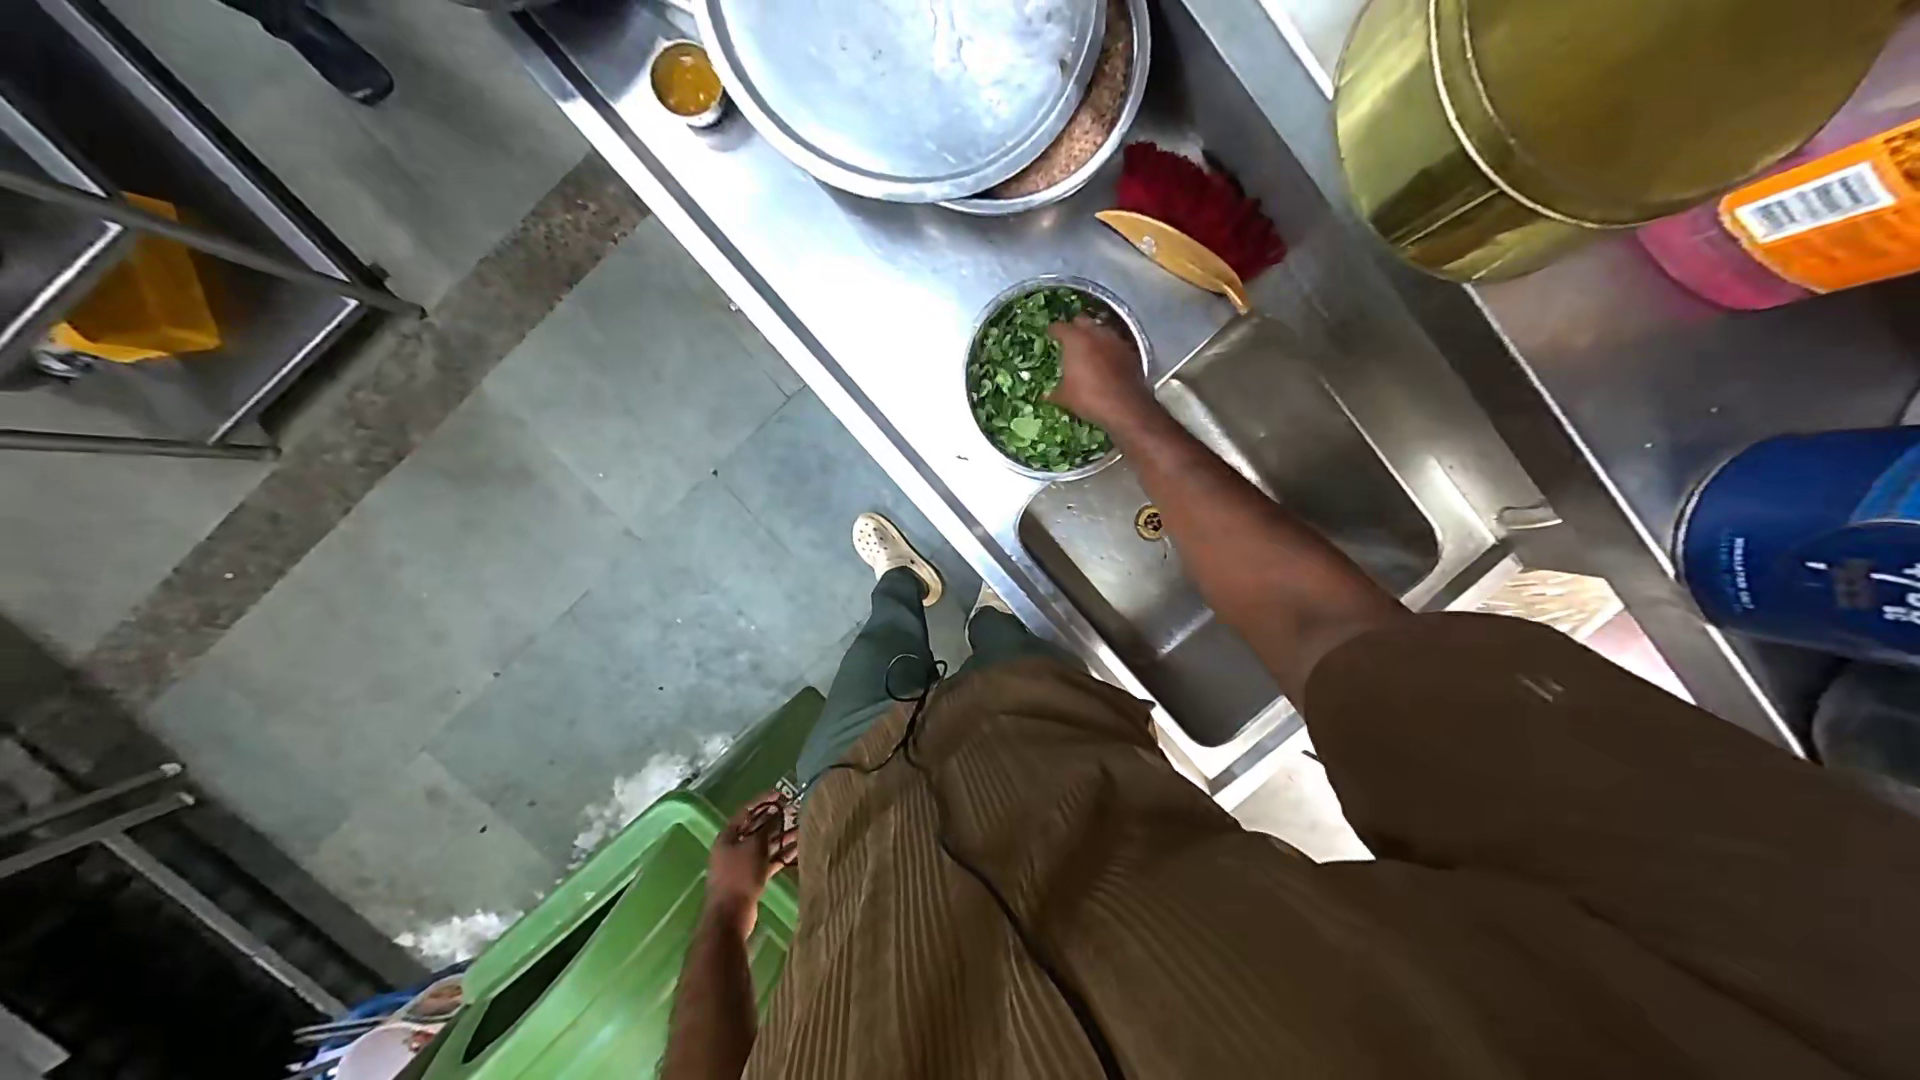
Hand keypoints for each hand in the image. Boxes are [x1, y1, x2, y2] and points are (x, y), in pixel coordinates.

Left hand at [704, 793, 796, 939]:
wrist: (730, 915)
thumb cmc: (740, 875)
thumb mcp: (755, 846)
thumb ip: (767, 827)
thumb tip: (776, 811)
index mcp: (728, 836)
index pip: (746, 811)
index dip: (763, 800)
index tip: (782, 794)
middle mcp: (734, 847)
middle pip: (757, 828)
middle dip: (776, 820)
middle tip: (796, 811)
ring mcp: (742, 864)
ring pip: (765, 845)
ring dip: (782, 838)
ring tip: (802, 829)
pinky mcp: (751, 878)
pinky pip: (769, 861)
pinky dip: (781, 855)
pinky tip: (799, 850)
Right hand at [1048, 316, 1154, 430]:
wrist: (1125, 406)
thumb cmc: (1088, 397)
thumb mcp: (1065, 397)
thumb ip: (1054, 392)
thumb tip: (1047, 396)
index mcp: (1075, 340)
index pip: (1059, 327)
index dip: (1053, 331)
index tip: (1049, 334)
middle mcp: (1096, 333)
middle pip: (1083, 321)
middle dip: (1075, 327)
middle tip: (1069, 339)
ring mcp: (1115, 341)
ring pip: (1101, 330)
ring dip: (1094, 336)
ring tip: (1088, 349)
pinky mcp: (1130, 352)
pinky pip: (1115, 344)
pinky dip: (1108, 349)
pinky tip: (1106, 361)